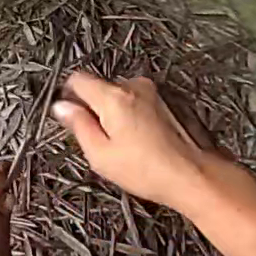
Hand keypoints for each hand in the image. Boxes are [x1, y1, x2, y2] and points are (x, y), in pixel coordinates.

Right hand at [50, 71, 211, 209]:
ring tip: (124, 143)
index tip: (68, 112)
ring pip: (120, 95)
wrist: (193, 175)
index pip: (77, 79)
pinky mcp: (167, 100)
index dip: (68, 95)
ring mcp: (153, 92)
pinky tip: (140, 140)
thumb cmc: (149, 170)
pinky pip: (139, 101)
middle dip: (94, 108)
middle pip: (100, 87)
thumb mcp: (100, 154)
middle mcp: (134, 87)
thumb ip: (78, 125)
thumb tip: (62, 108)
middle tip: (99, 138)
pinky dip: (134, 115)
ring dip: (115, 112)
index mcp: (113, 98)